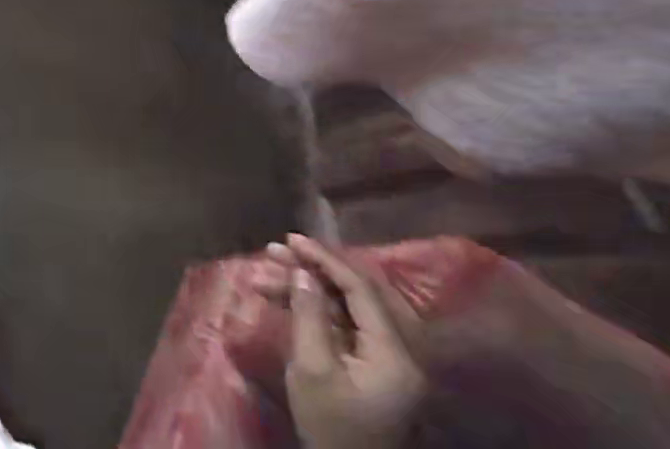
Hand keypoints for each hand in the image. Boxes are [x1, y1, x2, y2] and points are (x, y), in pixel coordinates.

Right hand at [265, 234, 425, 448]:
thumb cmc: (329, 428)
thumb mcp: (311, 370)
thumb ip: (309, 315)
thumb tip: (303, 272)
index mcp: (395, 353)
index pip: (360, 290)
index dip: (324, 259)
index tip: (290, 240)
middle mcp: (402, 350)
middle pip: (357, 292)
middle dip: (314, 267)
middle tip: (276, 251)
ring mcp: (390, 359)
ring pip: (349, 306)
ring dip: (310, 286)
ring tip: (267, 272)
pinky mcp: (375, 367)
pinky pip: (347, 323)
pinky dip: (317, 307)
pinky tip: (285, 297)